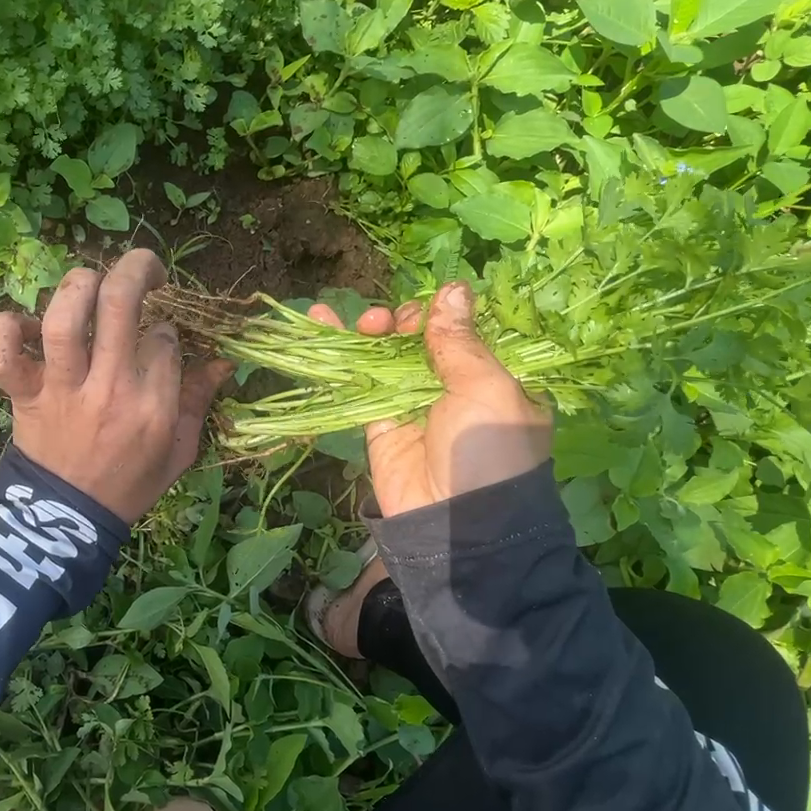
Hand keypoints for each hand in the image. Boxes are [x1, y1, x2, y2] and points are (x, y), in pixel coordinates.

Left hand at [0, 249, 233, 522]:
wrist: (67, 519)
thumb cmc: (128, 483)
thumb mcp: (179, 452)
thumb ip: (198, 403)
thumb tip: (223, 361)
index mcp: (153, 406)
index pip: (164, 336)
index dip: (165, 325)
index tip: (157, 337)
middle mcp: (109, 388)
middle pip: (120, 304)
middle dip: (136, 269)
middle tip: (144, 270)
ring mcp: (62, 390)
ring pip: (64, 320)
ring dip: (77, 286)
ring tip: (89, 284)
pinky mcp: (24, 395)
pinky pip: (3, 356)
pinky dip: (5, 329)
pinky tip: (24, 323)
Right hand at [307, 282, 550, 518]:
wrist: (455, 522)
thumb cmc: (487, 449)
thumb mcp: (486, 388)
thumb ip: (459, 341)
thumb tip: (451, 288)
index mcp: (491, 378)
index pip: (459, 333)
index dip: (435, 316)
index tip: (420, 314)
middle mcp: (450, 389)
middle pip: (416, 341)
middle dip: (397, 324)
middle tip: (383, 323)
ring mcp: (410, 406)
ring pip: (383, 358)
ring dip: (364, 333)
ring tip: (345, 320)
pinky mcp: (377, 424)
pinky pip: (357, 385)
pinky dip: (339, 359)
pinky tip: (319, 329)